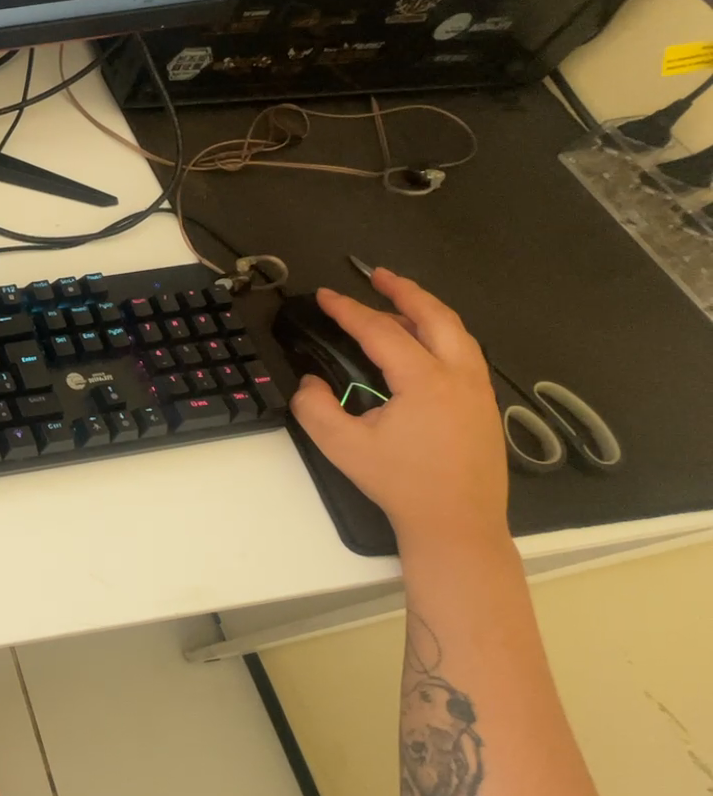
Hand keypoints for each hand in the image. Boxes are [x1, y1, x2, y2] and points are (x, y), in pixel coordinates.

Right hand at [289, 269, 508, 541]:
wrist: (456, 520)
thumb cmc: (399, 482)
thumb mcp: (340, 445)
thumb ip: (314, 406)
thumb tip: (313, 381)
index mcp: (424, 381)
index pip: (382, 331)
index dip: (348, 310)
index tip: (323, 296)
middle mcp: (458, 376)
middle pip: (436, 317)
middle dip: (405, 291)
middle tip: (377, 275)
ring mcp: (477, 390)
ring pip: (457, 333)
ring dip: (427, 309)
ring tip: (399, 301)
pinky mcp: (483, 405)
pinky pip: (464, 352)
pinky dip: (441, 332)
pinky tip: (422, 341)